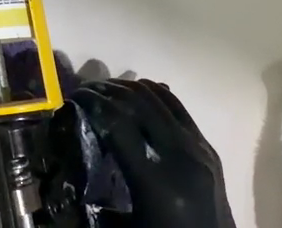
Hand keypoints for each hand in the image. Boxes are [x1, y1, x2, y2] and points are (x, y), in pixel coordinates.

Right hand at [43, 79, 234, 227]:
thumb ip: (100, 194)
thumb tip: (74, 161)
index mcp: (157, 183)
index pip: (117, 122)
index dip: (92, 102)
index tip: (73, 97)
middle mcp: (180, 157)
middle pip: (137, 101)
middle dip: (106, 89)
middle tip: (85, 91)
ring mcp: (199, 149)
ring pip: (158, 97)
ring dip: (128, 87)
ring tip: (106, 91)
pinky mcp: (208, 148)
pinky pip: (177, 107)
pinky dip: (153, 93)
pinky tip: (136, 97)